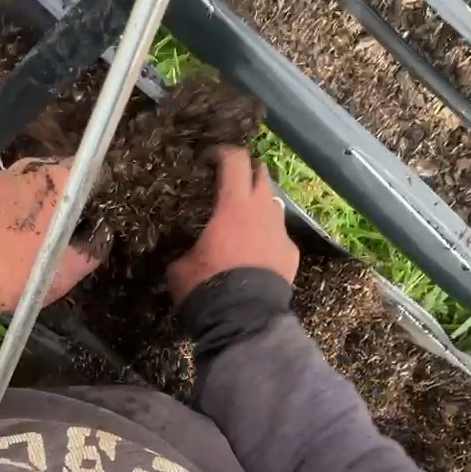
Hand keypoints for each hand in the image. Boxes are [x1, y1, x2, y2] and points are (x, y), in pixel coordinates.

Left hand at [0, 159, 101, 379]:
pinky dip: (2, 214)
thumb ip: (92, 250)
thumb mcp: (67, 271)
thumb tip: (99, 237)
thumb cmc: (18, 272)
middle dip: (60, 202)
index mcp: (61, 179)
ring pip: (24, 188)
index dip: (93, 196)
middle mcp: (29, 167)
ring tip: (23, 242)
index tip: (89, 218)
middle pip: (55, 179)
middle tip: (57, 236)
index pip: (90, 173)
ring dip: (29, 207)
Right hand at [166, 147, 299, 305]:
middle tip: (230, 184)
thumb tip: (180, 252)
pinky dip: (267, 238)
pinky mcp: (290, 253)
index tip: (210, 158)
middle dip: (246, 172)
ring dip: (258, 205)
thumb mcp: (180, 269)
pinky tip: (255, 254)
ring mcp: (280, 231)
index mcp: (233, 206)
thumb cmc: (207, 287)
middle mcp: (261, 210)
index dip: (222, 153)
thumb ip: (183, 251)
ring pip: (272, 204)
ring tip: (243, 222)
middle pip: (260, 173)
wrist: (243, 318)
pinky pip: (278, 236)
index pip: (234, 160)